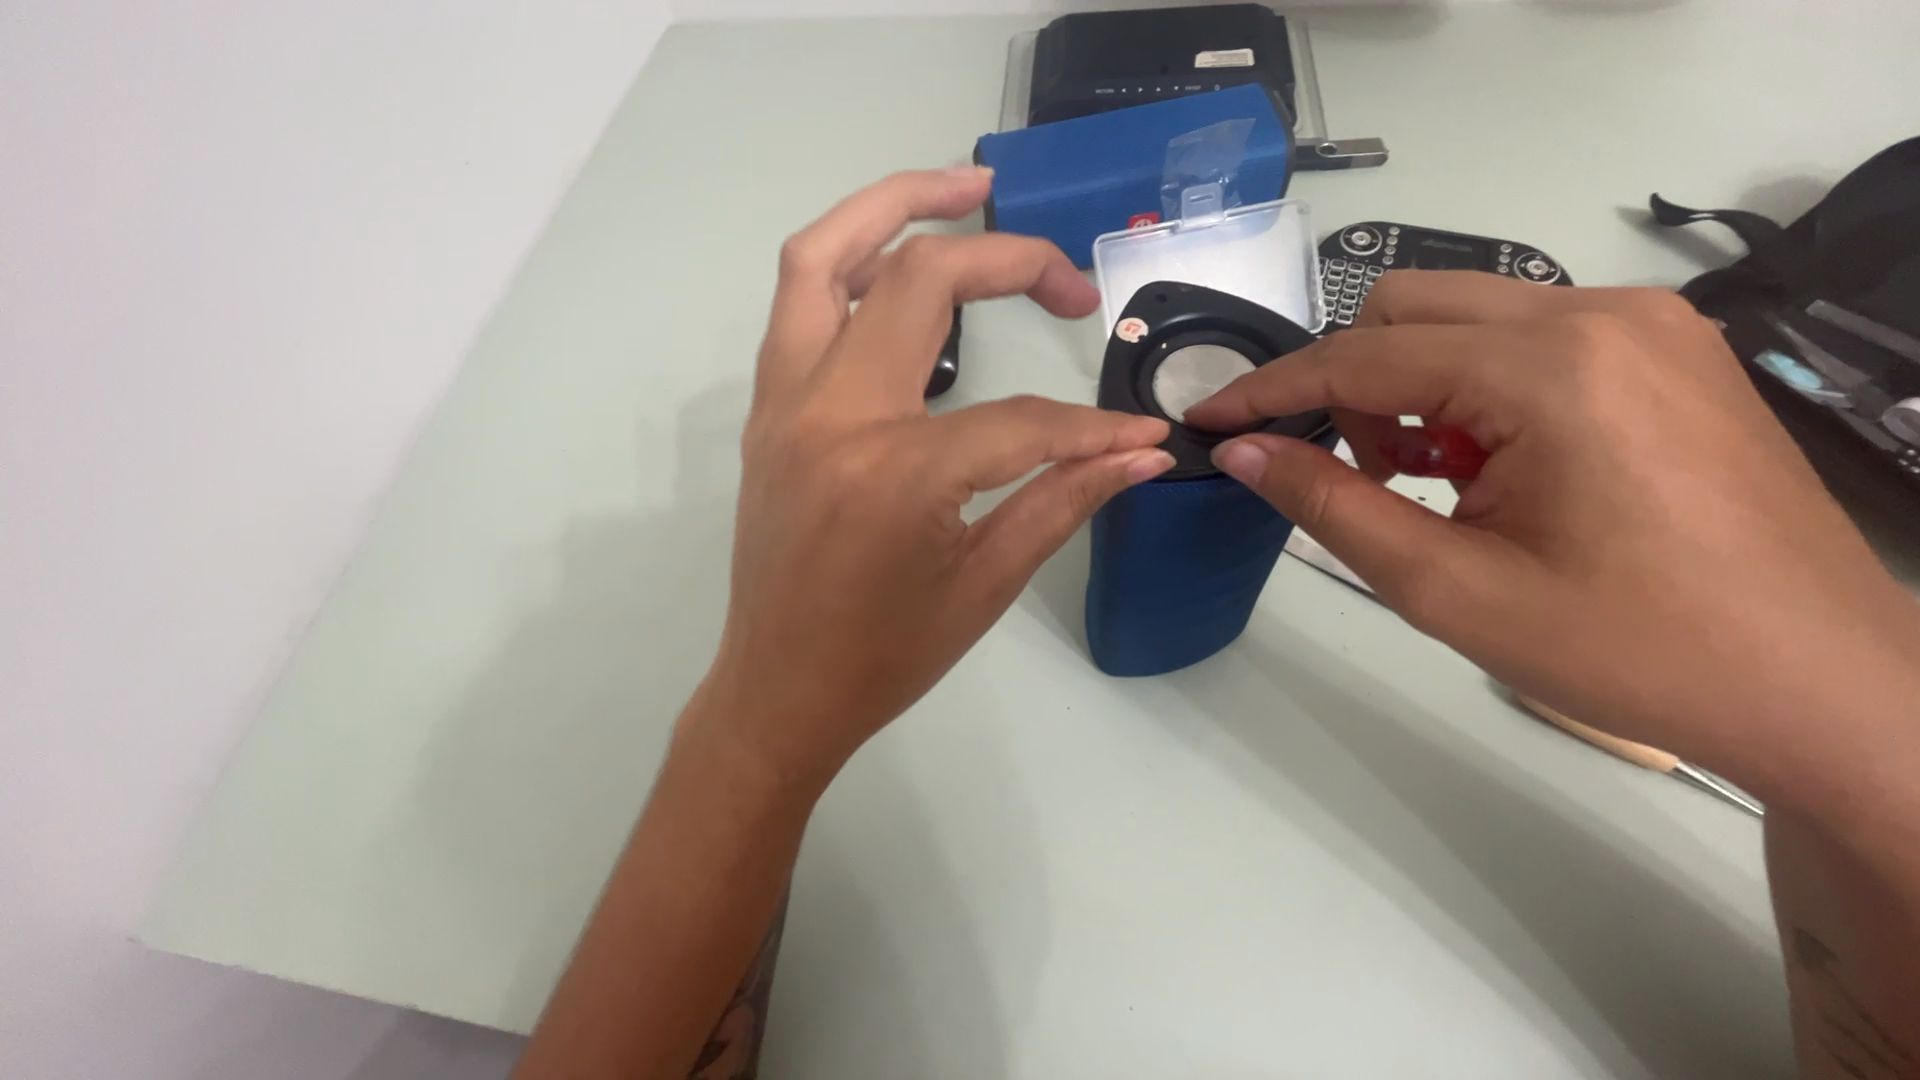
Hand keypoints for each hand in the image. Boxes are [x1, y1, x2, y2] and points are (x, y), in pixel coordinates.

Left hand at [692, 167, 1172, 788]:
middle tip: (1062, 272)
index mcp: (895, 474)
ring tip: (967, 190)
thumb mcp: (986, 584)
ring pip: (822, 258)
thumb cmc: (884, 656)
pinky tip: (903, 275)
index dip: (1092, 426)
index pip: (1021, 421)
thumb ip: (1065, 499)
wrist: (779, 690)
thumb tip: (1142, 451)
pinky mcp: (767, 411)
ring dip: (895, 206)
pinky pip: (800, 306)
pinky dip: (850, 265)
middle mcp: (830, 416)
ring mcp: (784, 405)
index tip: (1140, 434)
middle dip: (1005, 258)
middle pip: (919, 282)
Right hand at [1184, 272, 1919, 814]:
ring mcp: (1645, 323)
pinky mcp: (1666, 348)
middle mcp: (1599, 314)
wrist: (1819, 685)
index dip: (1270, 388)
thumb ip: (1329, 505)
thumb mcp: (1448, 587)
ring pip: (1465, 314)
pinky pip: (1524, 334)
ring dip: (1409, 382)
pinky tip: (1488, 462)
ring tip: (1427, 475)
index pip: (1361, 355)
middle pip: (1408, 306)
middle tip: (1354, 468)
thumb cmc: (1629, 647)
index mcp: (1548, 369)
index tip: (1209, 420)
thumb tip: (1243, 452)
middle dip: (1348, 380)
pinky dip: (1470, 385)